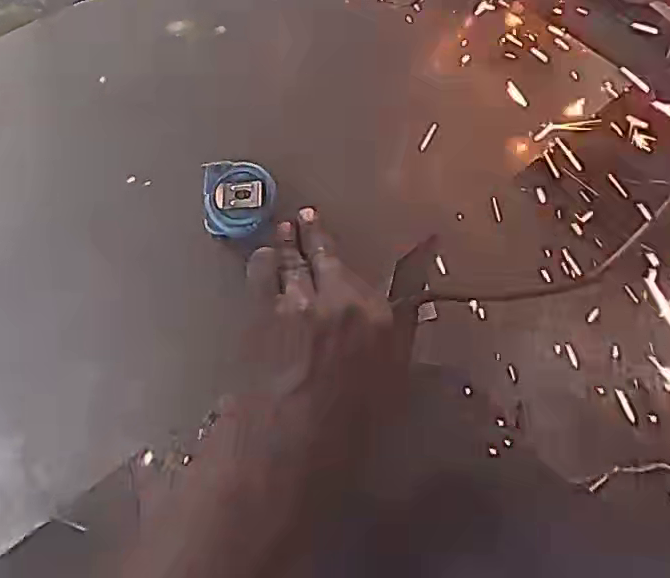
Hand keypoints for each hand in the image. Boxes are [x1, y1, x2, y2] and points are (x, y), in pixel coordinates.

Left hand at [119, 208, 406, 577]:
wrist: (287, 452)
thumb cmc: (345, 435)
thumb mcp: (387, 390)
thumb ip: (395, 344)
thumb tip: (405, 316)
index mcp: (384, 322)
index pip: (391, 277)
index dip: (390, 259)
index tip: (393, 243)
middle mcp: (345, 300)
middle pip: (331, 256)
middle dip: (318, 235)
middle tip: (309, 216)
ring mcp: (302, 299)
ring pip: (295, 259)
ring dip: (289, 241)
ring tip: (286, 227)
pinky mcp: (266, 307)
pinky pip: (265, 271)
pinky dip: (264, 260)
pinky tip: (263, 253)